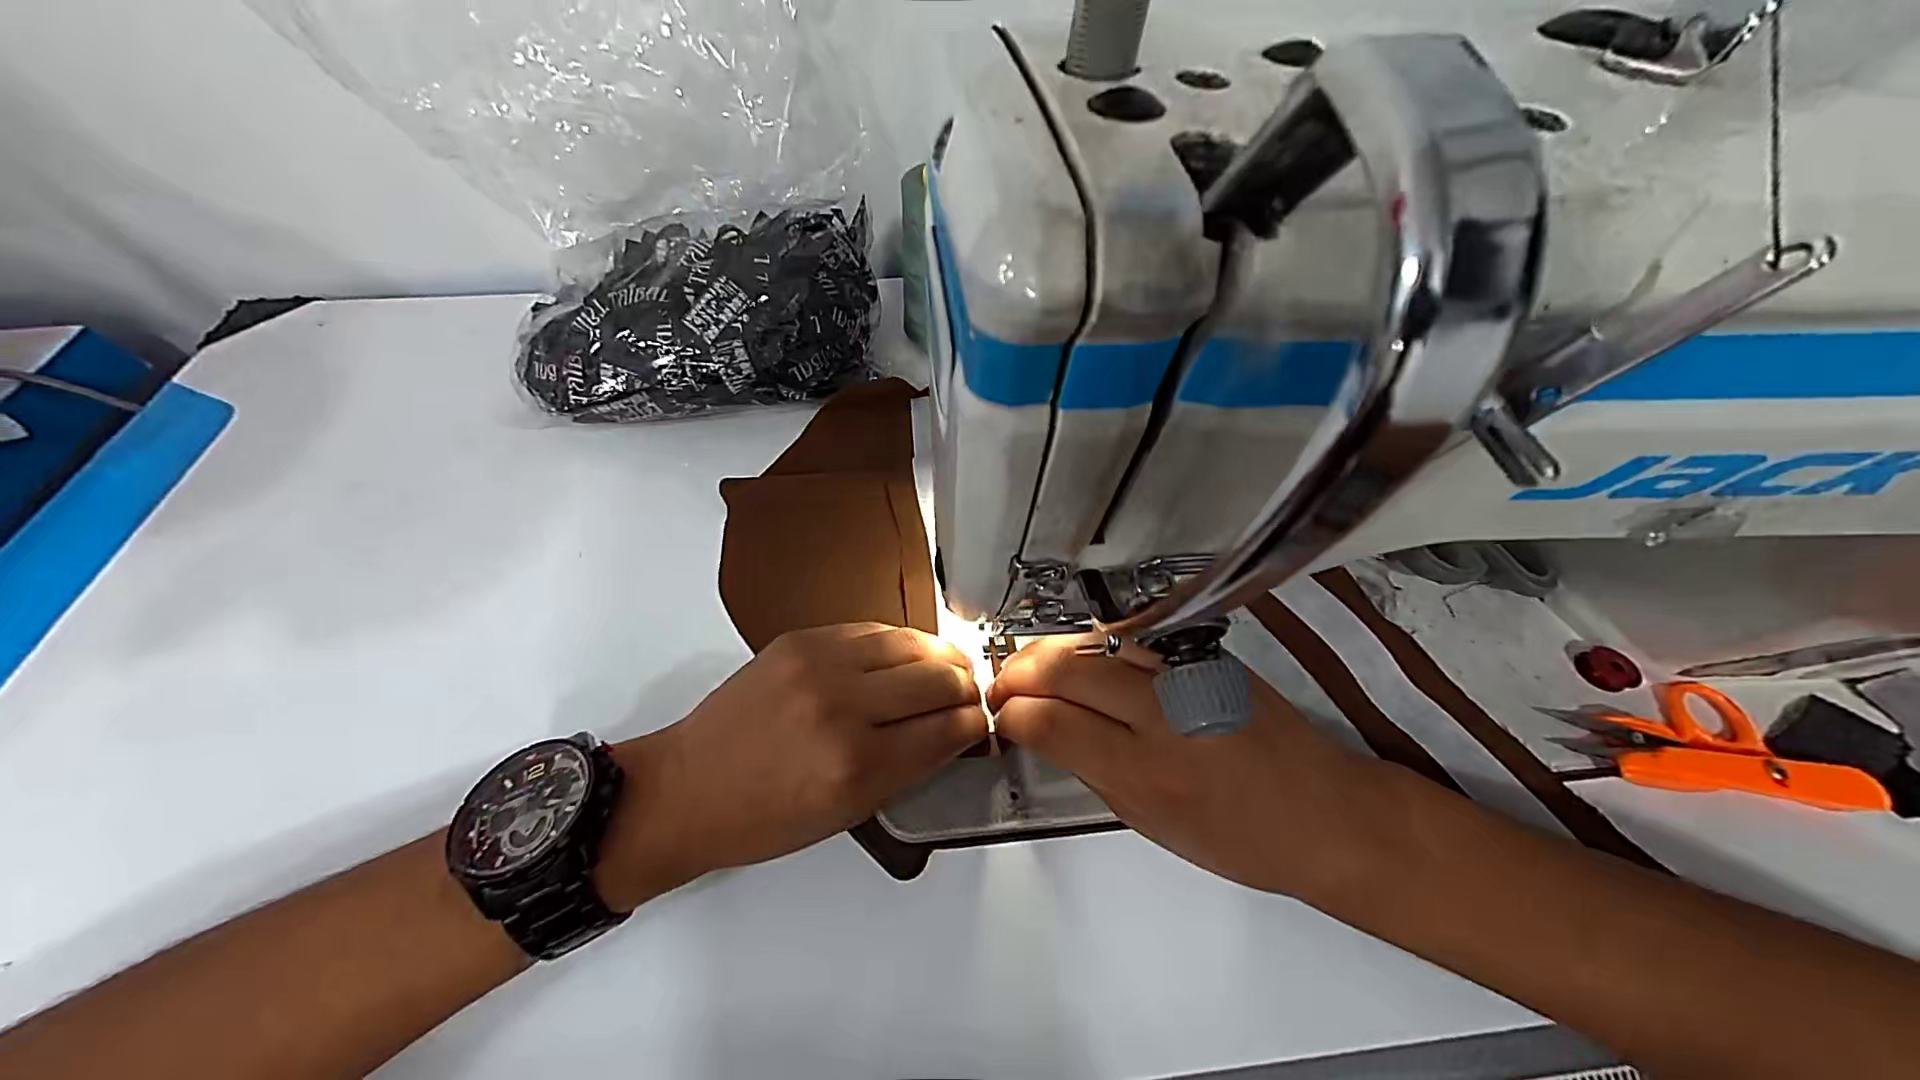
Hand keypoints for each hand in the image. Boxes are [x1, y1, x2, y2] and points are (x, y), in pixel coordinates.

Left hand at [596, 623, 985, 907]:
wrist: (688, 788)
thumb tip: (952, 733)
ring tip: (948, 667)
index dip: (975, 724)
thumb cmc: (760, 816)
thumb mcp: (848, 812)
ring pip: (911, 642)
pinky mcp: (800, 640)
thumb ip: (909, 767)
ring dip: (940, 655)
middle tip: (972, 694)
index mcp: (857, 765)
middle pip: (938, 678)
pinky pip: (871, 629)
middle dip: (967, 687)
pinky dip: (898, 642)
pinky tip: (907, 654)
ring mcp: (818, 664)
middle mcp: (841, 706)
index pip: (947, 728)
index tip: (981, 722)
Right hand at [987, 634, 1387, 898]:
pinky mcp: (1203, 655)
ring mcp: (1185, 674)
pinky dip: (1090, 644)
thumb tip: (1047, 733)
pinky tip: (1075, 657)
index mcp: (1146, 770)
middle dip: (1018, 673)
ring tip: (1029, 668)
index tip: (1003, 717)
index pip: (1050, 722)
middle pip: (1063, 668)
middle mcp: (1164, 713)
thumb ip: (1092, 771)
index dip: (1012, 714)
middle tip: (1005, 687)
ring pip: (1092, 641)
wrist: (1324, 812)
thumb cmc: (1246, 836)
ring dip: (1048, 651)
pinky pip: (1128, 638)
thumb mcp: (1151, 823)